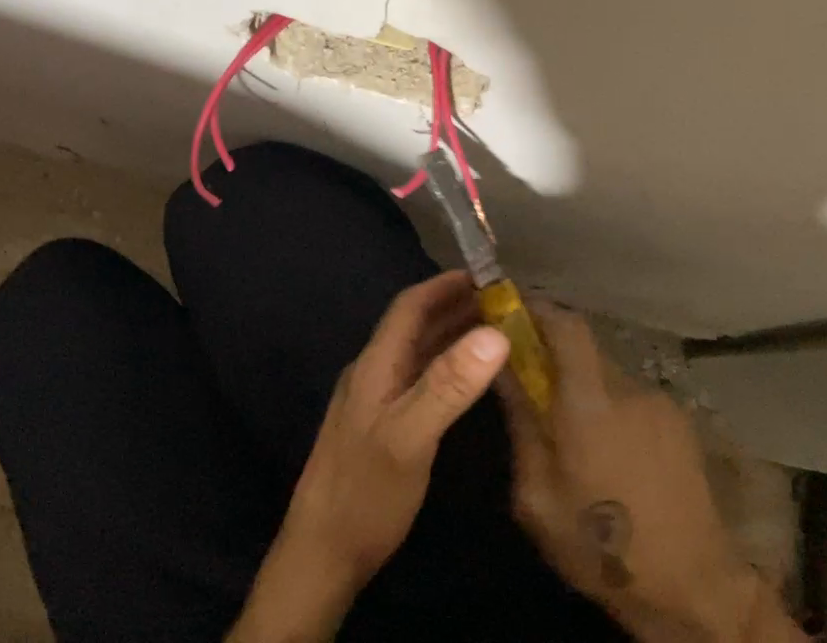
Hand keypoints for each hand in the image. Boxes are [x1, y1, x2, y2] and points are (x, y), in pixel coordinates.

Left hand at [227, 271, 510, 641]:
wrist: (323, 552)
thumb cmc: (365, 492)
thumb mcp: (410, 437)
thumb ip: (448, 385)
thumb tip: (494, 333)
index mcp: (375, 366)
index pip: (409, 307)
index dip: (445, 285)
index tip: (487, 274)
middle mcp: (373, 374)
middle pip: (414, 326)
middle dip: (455, 307)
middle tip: (504, 301)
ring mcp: (376, 402)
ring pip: (417, 353)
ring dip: (453, 336)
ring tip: (497, 331)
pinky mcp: (383, 428)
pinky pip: (419, 381)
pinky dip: (448, 369)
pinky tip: (469, 382)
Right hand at [500, 305, 806, 642]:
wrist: (692, 587)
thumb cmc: (600, 545)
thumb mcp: (537, 496)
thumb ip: (522, 425)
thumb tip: (503, 373)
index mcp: (590, 404)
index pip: (567, 326)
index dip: (538, 308)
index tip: (510, 308)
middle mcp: (628, 390)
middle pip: (584, 350)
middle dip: (553, 356)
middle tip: (529, 382)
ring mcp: (660, 406)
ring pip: (608, 377)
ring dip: (583, 389)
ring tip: (569, 433)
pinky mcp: (680, 425)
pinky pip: (632, 400)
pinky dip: (610, 410)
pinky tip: (607, 453)